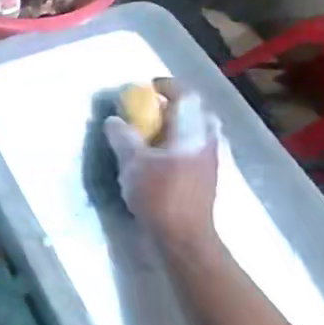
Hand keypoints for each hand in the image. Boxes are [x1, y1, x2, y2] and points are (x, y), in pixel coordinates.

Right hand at [103, 87, 220, 248]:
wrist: (185, 238)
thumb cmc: (160, 195)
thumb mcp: (133, 163)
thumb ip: (123, 137)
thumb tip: (114, 120)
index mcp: (192, 129)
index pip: (185, 94)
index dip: (164, 86)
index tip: (144, 88)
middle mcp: (206, 139)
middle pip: (191, 111)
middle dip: (167, 107)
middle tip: (144, 111)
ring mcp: (209, 159)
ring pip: (192, 131)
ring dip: (170, 127)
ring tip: (145, 136)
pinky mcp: (205, 176)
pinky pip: (190, 148)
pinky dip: (173, 145)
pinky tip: (156, 159)